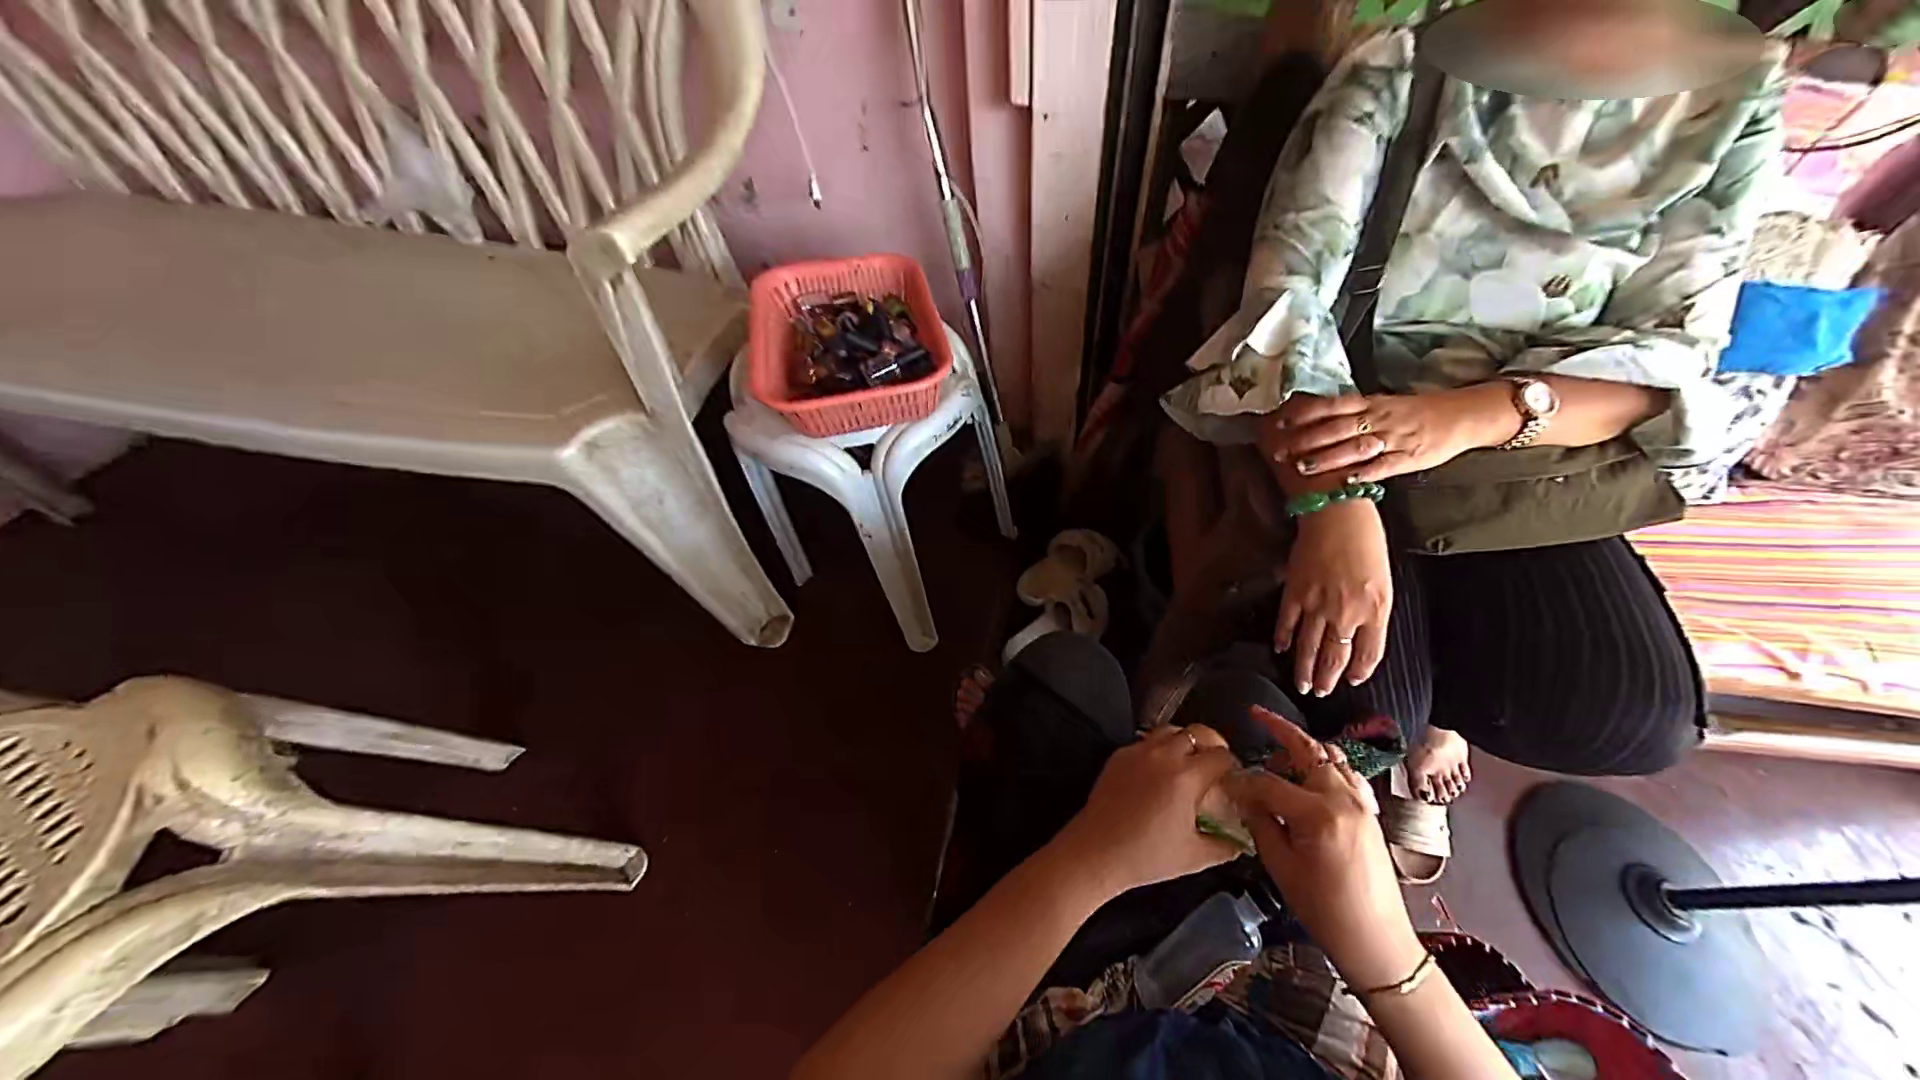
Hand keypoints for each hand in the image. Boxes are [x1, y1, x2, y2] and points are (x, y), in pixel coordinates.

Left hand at [1051, 725, 1242, 897]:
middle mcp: (1162, 756)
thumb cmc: (1146, 856)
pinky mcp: (1119, 755)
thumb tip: (1240, 840)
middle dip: (1212, 744)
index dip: (1232, 766)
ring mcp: (1137, 752)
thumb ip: (1226, 845)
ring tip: (1189, 761)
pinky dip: (1159, 748)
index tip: (1233, 778)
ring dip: (1184, 740)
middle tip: (1215, 763)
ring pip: (1169, 730)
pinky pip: (1145, 741)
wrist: (1096, 851)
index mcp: (1185, 777)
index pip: (1221, 755)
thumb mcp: (1196, 857)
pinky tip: (1159, 770)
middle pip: (1197, 732)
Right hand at [1224, 706, 1426, 988]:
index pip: (1269, 782)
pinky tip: (1308, 775)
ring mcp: (1362, 805)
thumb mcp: (1280, 866)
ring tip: (1278, 752)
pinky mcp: (1369, 814)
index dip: (1243, 782)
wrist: (1376, 940)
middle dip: (1281, 729)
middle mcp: (1344, 800)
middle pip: (1309, 751)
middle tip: (1258, 714)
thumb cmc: (1325, 909)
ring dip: (1304, 748)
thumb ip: (1261, 822)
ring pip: (1331, 758)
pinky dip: (1325, 765)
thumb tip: (1246, 797)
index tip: (1226, 784)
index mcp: (1319, 815)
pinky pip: (1346, 775)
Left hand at [1270, 385, 1515, 482]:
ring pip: (1356, 447)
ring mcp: (1394, 437)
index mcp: (1371, 403)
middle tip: (1280, 450)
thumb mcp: (1382, 404)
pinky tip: (1347, 479)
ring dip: (1327, 458)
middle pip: (1337, 428)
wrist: (1464, 415)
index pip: (1332, 405)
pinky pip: (1384, 465)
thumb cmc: (1415, 411)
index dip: (1304, 413)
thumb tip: (1313, 412)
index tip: (1279, 421)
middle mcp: (1379, 418)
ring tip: (1303, 467)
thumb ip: (1351, 410)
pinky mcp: (1410, 456)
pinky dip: (1366, 472)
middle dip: (1306, 440)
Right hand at [1278, 500, 1391, 695]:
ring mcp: (1318, 605)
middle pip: (1335, 656)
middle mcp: (1346, 614)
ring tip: (1301, 684)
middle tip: (1320, 693)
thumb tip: (1357, 631)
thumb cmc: (1366, 541)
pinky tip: (1280, 649)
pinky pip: (1287, 622)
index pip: (1368, 653)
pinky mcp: (1295, 593)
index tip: (1352, 680)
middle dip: (1327, 678)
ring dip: (1304, 668)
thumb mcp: (1383, 579)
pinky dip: (1283, 637)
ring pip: (1309, 646)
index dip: (1359, 671)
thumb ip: (1372, 609)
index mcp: (1375, 610)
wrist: (1337, 514)